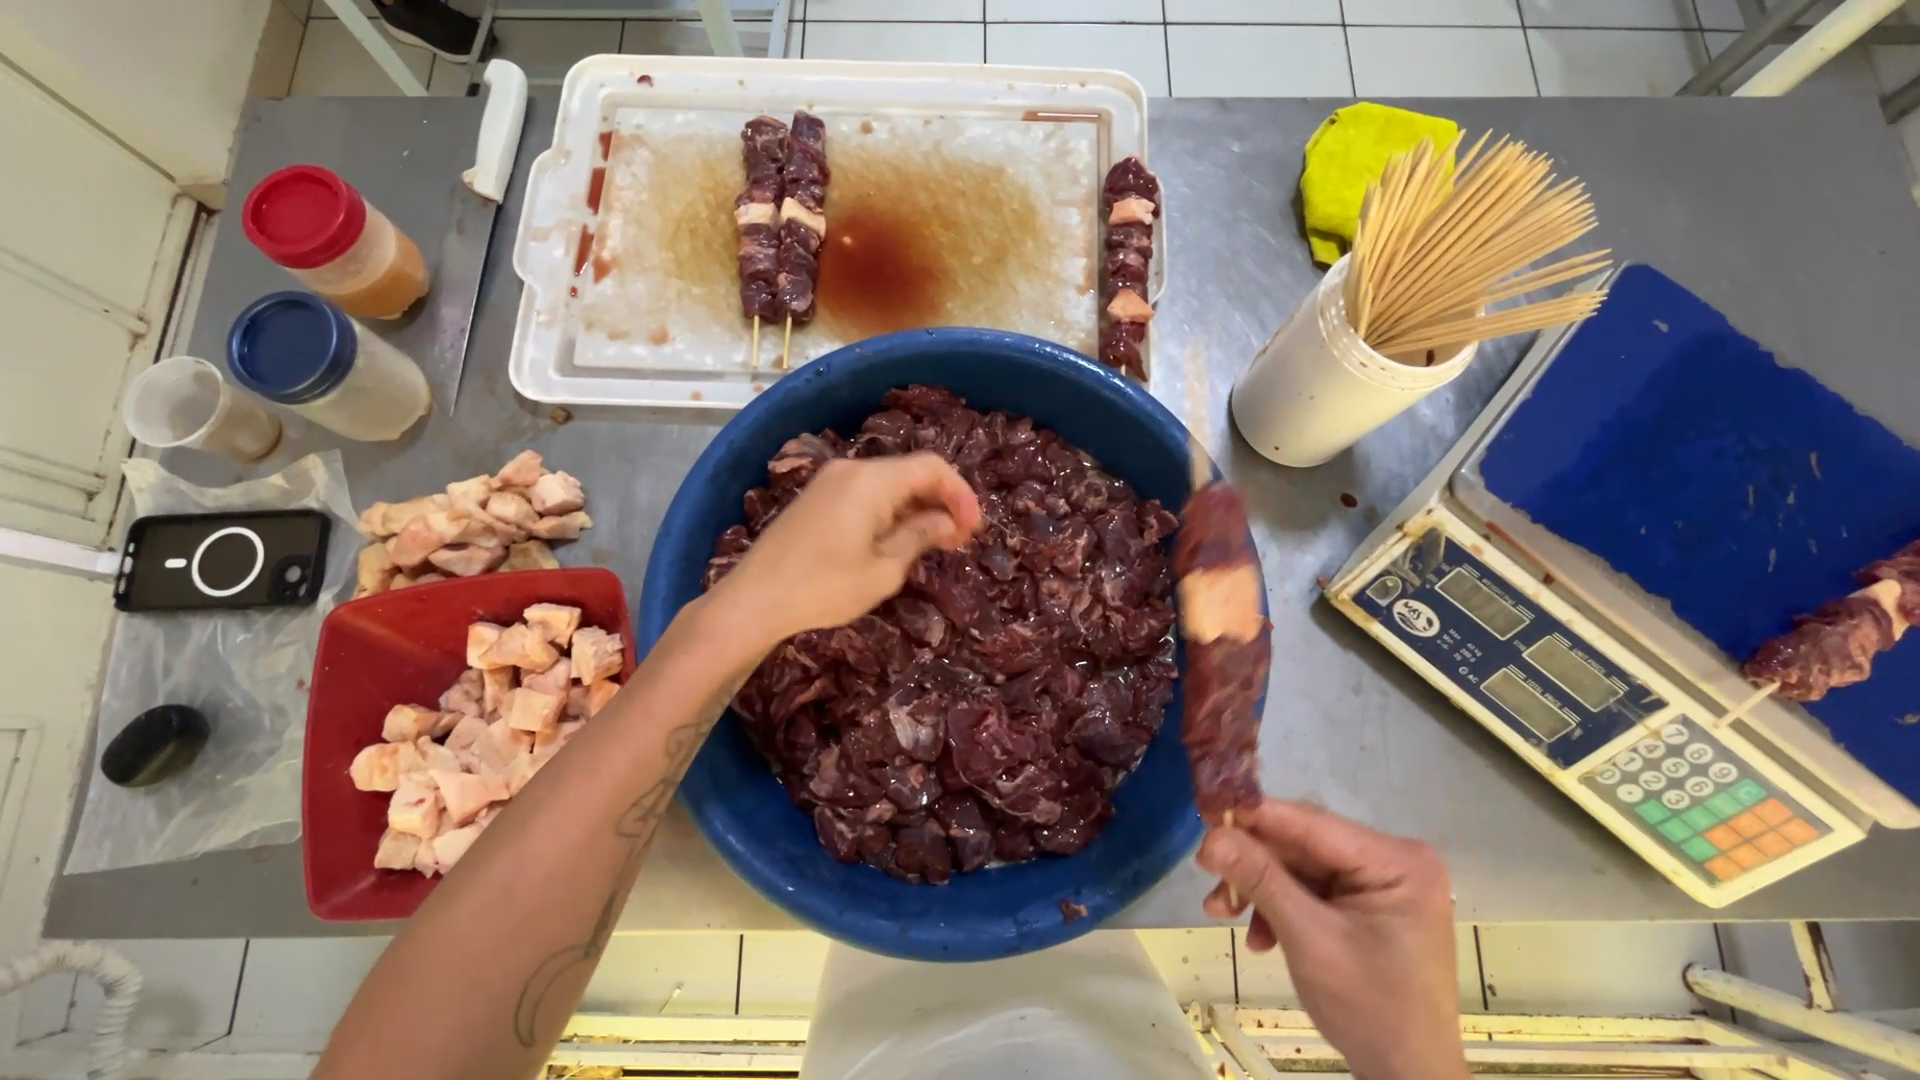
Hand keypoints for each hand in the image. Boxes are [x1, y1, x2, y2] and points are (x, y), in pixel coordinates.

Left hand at [709, 453, 980, 648]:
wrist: (753, 599)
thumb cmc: (823, 588)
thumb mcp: (884, 569)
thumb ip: (920, 537)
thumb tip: (948, 522)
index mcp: (871, 481)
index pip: (932, 468)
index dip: (961, 494)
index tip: (974, 528)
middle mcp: (851, 470)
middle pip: (910, 472)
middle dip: (940, 502)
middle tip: (958, 540)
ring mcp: (830, 482)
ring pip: (889, 484)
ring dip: (916, 508)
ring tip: (932, 544)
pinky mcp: (817, 498)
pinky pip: (866, 494)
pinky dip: (890, 511)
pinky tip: (896, 540)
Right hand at [1197, 801, 1467, 1079]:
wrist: (1407, 1079)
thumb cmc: (1370, 1008)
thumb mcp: (1309, 938)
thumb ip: (1260, 879)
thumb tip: (1210, 837)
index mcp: (1397, 860)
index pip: (1311, 823)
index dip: (1255, 817)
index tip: (1206, 815)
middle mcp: (1392, 861)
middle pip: (1302, 846)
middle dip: (1253, 866)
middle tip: (1207, 875)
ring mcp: (1379, 884)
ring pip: (1299, 868)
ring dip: (1259, 890)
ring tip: (1221, 913)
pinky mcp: (1366, 906)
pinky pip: (1310, 891)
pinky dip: (1279, 908)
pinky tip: (1260, 937)